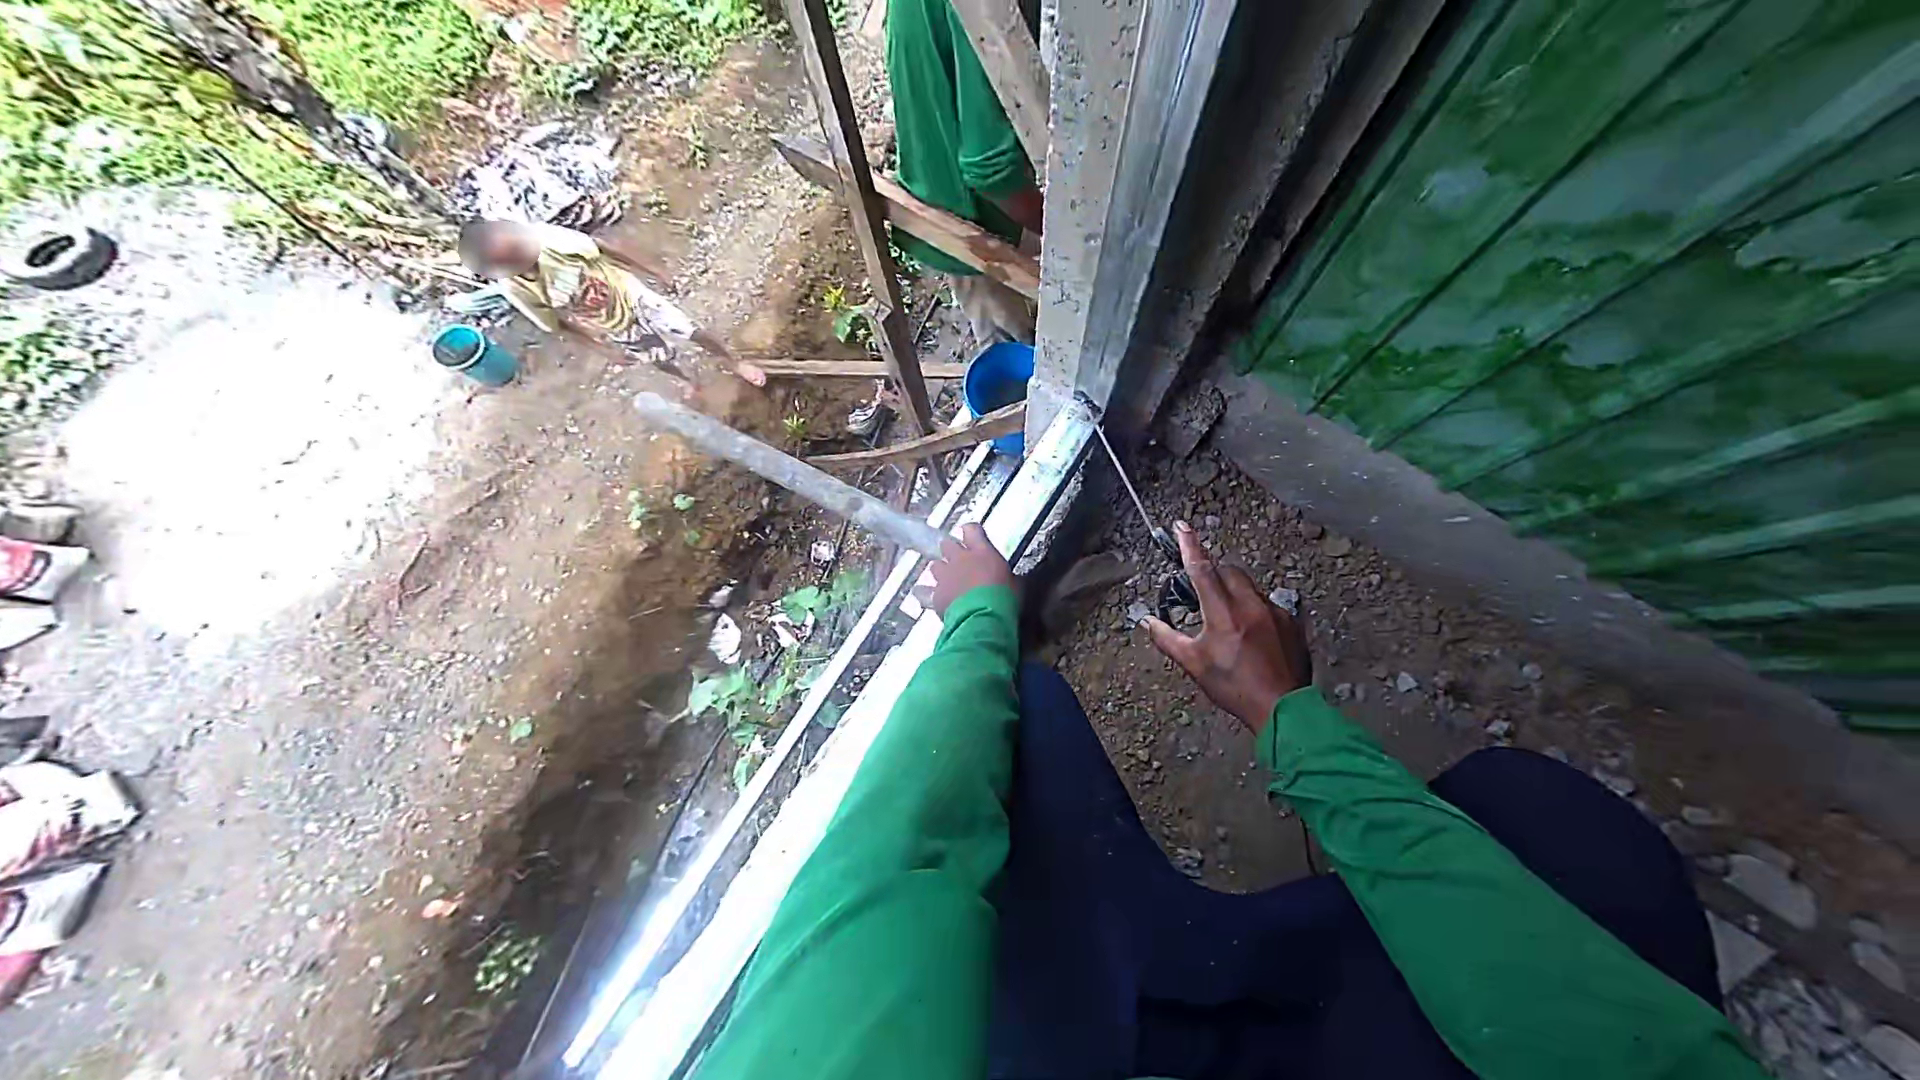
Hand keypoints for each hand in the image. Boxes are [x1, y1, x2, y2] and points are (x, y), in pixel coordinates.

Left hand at [929, 523, 1014, 616]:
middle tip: (958, 560)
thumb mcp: (1015, 585)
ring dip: (941, 571)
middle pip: (947, 545)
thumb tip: (1012, 581)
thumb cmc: (1005, 598)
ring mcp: (945, 576)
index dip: (971, 532)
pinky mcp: (936, 594)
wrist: (984, 617)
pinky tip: (924, 596)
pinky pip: (924, 591)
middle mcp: (960, 559)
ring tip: (947, 581)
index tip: (972, 536)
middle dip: (951, 551)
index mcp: (982, 551)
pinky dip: (925, 593)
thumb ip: (1008, 578)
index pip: (972, 530)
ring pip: (935, 566)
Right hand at [1142, 520, 1311, 731]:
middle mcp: (1251, 606)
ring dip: (1234, 591)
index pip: (1202, 570)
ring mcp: (1275, 612)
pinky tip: (1250, 632)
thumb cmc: (1234, 687)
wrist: (1282, 708)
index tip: (1182, 527)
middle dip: (1213, 572)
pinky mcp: (1292, 623)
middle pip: (1229, 571)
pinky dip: (1254, 608)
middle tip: (1202, 589)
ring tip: (1227, 617)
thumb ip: (1167, 638)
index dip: (1190, 546)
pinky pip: (1268, 604)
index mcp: (1223, 614)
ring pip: (1249, 586)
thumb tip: (1147, 621)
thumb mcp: (1193, 664)